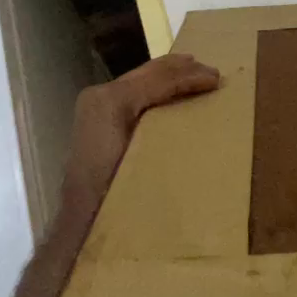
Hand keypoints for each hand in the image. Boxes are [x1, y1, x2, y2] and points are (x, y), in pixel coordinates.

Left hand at [62, 53, 220, 205]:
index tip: (217, 79)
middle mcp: (100, 97)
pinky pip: (133, 92)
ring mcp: (95, 107)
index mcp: (111, 101)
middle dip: (181, 69)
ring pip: (140, 79)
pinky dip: (156, 89)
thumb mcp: (147, 158)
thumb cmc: (115, 195)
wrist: (79, 227)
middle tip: (212, 72)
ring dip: (169, 77)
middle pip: (147, 73)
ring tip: (196, 73)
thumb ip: (168, 128)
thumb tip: (201, 115)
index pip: (158, 78)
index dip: (190, 76)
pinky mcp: (97, 119)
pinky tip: (171, 93)